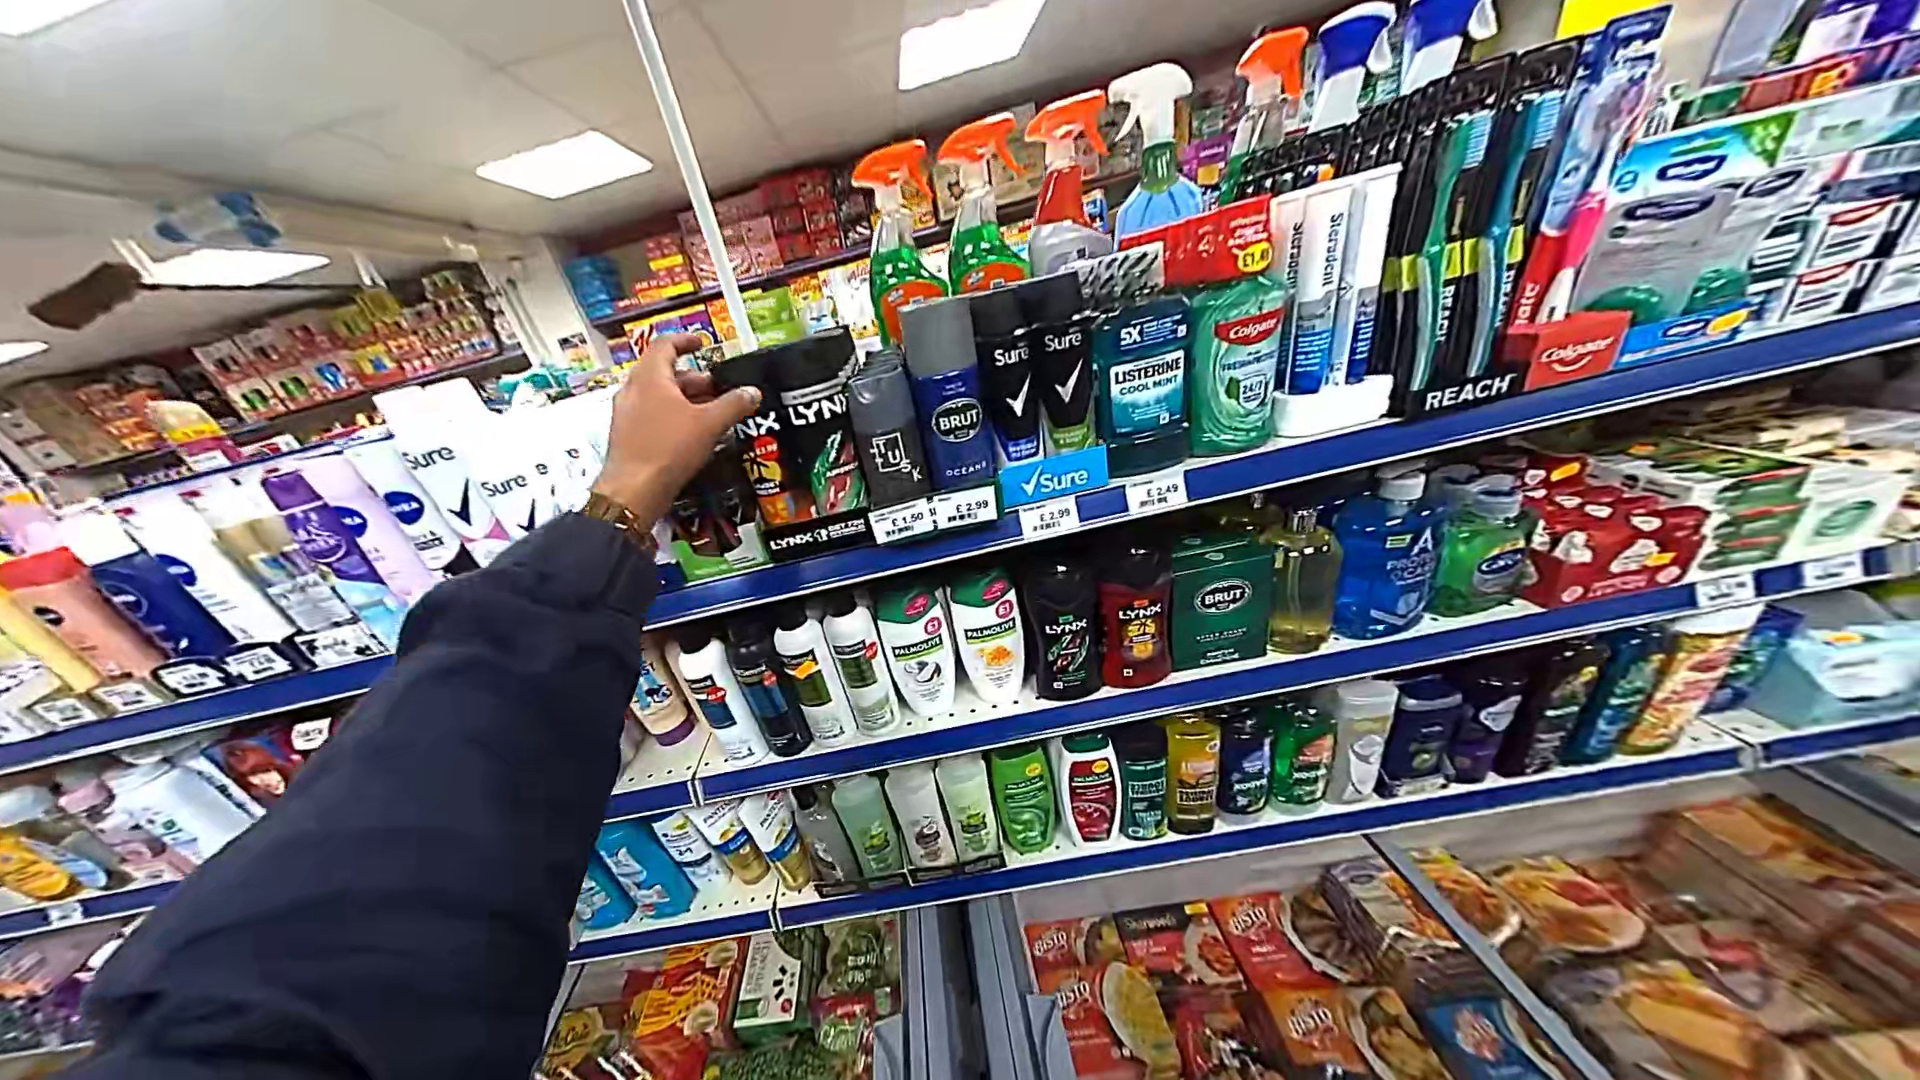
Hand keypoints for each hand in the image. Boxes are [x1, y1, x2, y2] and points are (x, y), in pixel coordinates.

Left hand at [591, 334, 759, 523]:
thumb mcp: (709, 423)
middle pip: (665, 373)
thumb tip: (752, 392)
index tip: (702, 343)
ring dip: (686, 399)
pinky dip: (675, 416)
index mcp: (649, 377)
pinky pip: (654, 415)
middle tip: (719, 389)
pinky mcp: (629, 435)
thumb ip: (733, 404)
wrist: (635, 489)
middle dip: (695, 379)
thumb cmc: (669, 448)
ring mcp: (627, 413)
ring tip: (712, 413)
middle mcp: (633, 390)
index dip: (685, 341)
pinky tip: (695, 434)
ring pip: (660, 396)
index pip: (665, 345)